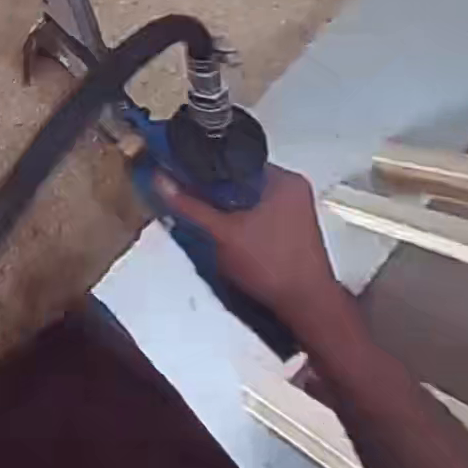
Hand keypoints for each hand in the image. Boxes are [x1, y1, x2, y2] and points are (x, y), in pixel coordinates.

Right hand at [157, 164, 339, 316]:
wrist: (308, 310)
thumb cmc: (269, 266)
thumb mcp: (223, 234)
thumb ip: (191, 206)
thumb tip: (159, 178)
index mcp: (284, 179)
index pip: (236, 157)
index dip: (207, 164)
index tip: (182, 169)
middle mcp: (293, 188)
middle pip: (242, 177)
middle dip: (216, 186)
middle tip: (188, 190)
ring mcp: (296, 209)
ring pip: (249, 195)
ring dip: (227, 203)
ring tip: (201, 208)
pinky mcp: (295, 228)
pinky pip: (259, 210)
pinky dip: (240, 215)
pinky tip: (223, 227)